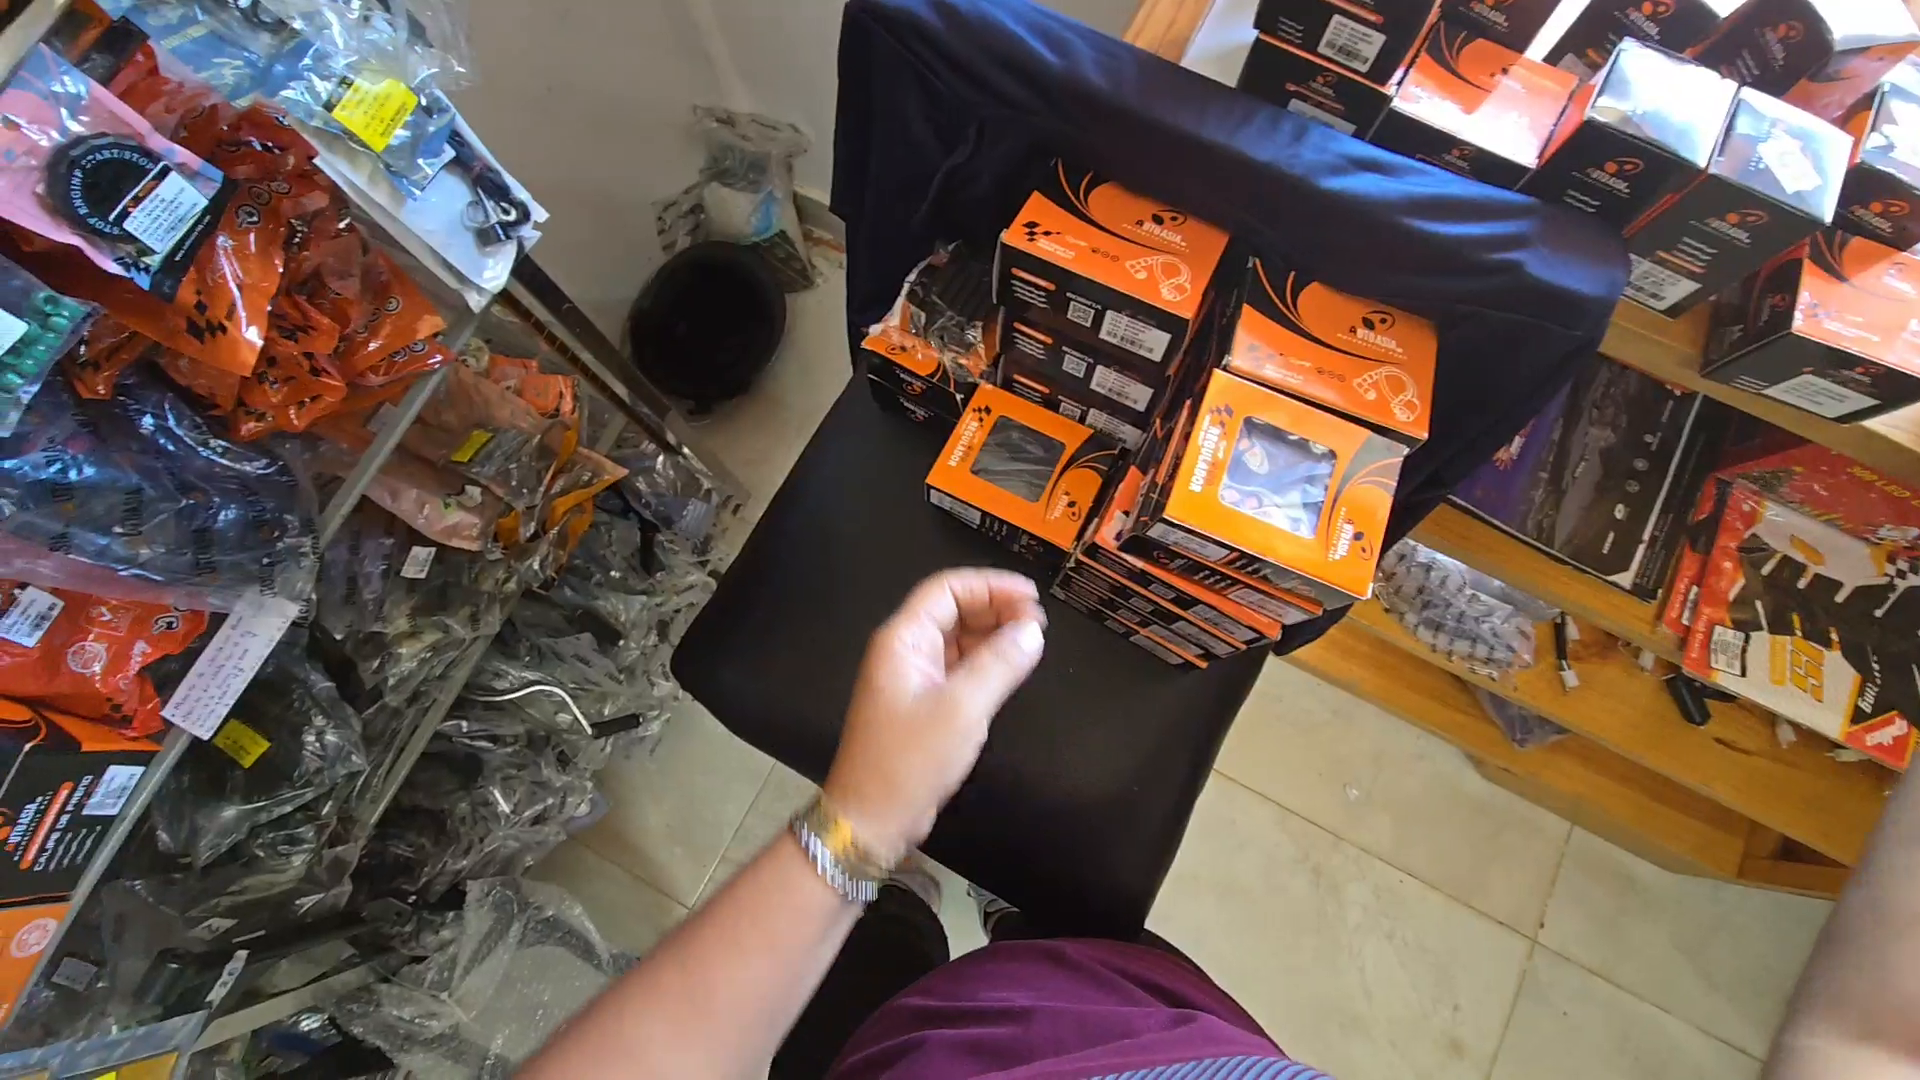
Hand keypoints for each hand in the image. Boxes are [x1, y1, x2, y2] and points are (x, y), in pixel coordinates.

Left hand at [824, 569, 1046, 863]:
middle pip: (953, 610)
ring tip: (1032, 639)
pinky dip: (987, 661)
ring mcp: (914, 677)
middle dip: (996, 608)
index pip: (946, 589)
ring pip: (959, 639)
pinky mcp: (924, 702)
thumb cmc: (909, 760)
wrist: (872, 819)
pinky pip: (960, 667)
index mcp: (903, 640)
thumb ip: (999, 665)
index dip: (989, 585)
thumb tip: (1033, 631)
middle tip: (1037, 621)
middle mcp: (906, 650)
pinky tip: (1013, 665)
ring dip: (994, 634)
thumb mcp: (961, 709)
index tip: (1030, 595)